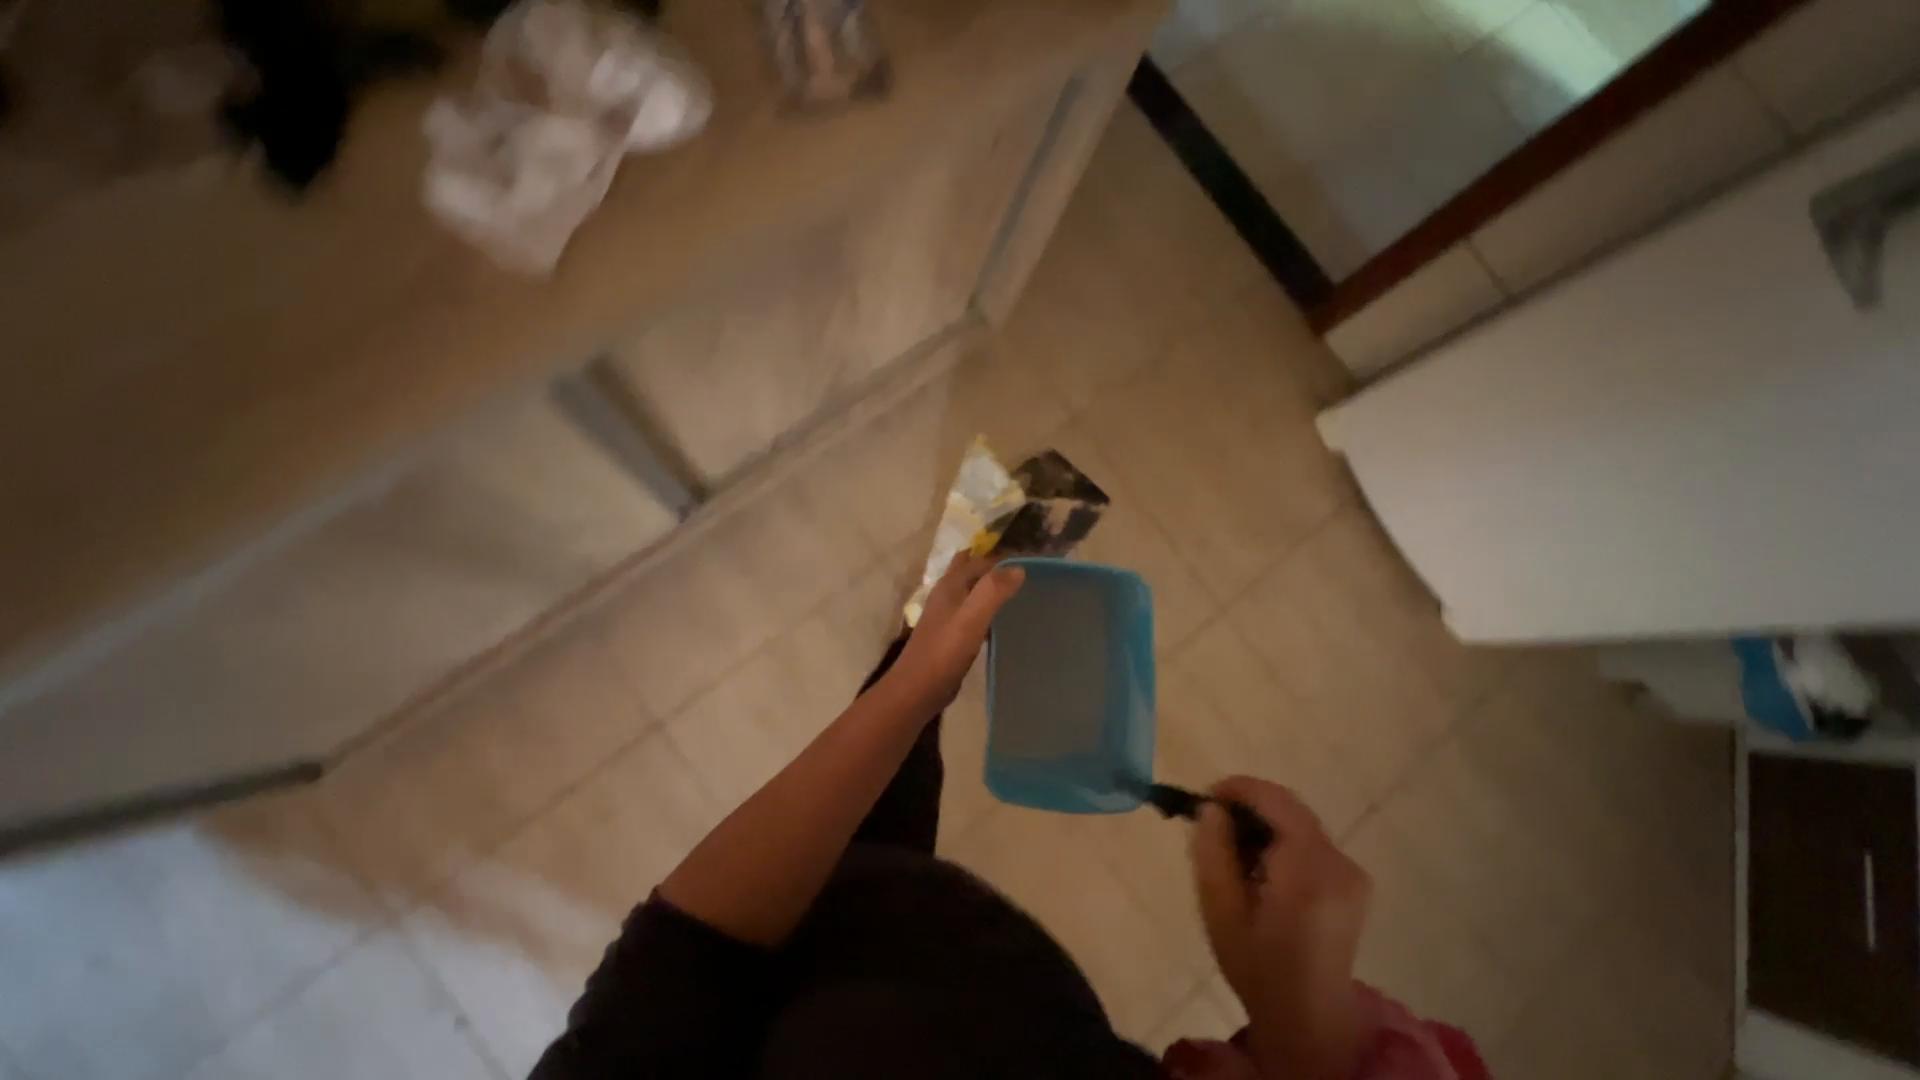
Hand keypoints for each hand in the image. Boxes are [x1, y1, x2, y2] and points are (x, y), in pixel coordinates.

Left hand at [885, 553, 1023, 709]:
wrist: (917, 690)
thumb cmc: (944, 652)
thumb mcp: (971, 618)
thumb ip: (992, 590)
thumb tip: (1018, 567)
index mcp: (950, 585)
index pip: (980, 559)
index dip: (1004, 557)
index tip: (1034, 562)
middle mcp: (947, 594)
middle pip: (972, 570)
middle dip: (996, 566)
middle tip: (1027, 572)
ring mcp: (947, 615)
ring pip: (973, 591)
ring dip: (993, 588)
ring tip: (1023, 593)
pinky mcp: (952, 634)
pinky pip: (974, 613)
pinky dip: (988, 610)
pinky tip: (1005, 621)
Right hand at [1191, 777, 1371, 1079]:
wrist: (1310, 1018)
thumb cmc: (1257, 967)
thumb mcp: (1219, 912)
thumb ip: (1213, 853)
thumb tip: (1212, 808)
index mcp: (1309, 872)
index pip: (1277, 801)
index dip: (1239, 789)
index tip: (1205, 799)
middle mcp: (1341, 864)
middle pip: (1290, 810)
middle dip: (1249, 809)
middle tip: (1212, 828)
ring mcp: (1354, 873)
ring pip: (1300, 824)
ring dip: (1265, 827)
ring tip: (1234, 855)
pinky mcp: (1355, 881)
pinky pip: (1312, 842)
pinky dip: (1283, 843)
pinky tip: (1262, 872)